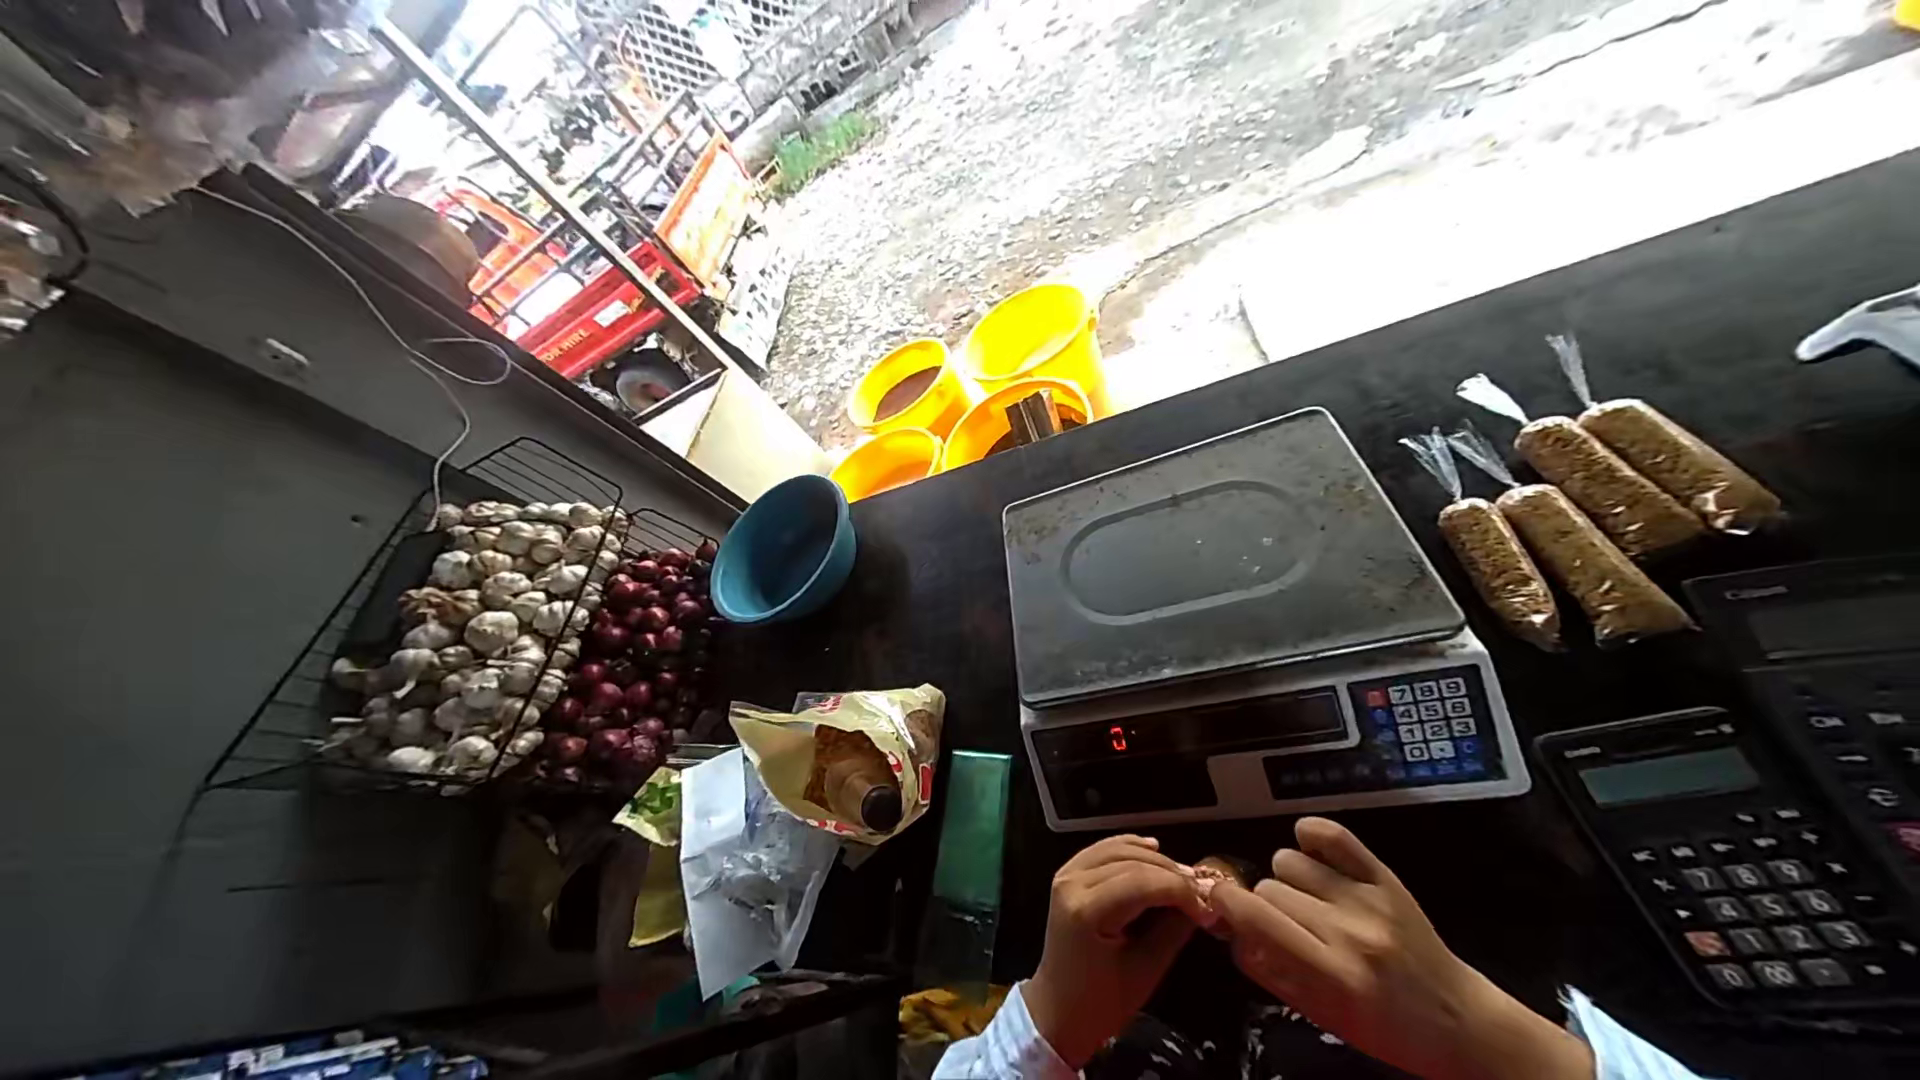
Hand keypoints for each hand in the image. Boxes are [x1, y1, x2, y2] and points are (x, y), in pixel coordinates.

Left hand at [1024, 834, 1216, 1066]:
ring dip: (1153, 858)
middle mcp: (1072, 882)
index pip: (1141, 882)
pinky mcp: (1068, 873)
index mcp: (1086, 911)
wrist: (1059, 1008)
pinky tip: (1153, 848)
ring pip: (1117, 849)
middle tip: (1202, 891)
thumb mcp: (1145, 972)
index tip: (1207, 907)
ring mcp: (1066, 874)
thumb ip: (1172, 931)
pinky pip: (1102, 849)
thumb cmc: (1101, 1001)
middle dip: (1171, 873)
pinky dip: (1129, 846)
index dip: (1179, 890)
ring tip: (1184, 876)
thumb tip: (1201, 903)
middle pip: (1130, 862)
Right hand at [1208, 818, 1593, 1079]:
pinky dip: (1311, 836)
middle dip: (1266, 905)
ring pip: (1287, 860)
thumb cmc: (1384, 1028)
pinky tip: (1314, 854)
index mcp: (1330, 975)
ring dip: (1289, 880)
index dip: (1223, 902)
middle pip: (1267, 887)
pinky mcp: (1384, 876)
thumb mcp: (1320, 1016)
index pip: (1253, 916)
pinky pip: (1328, 833)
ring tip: (1312, 903)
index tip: (1220, 904)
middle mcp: (1347, 932)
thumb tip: (1228, 926)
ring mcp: (1368, 899)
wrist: (1461, 1023)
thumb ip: (1266, 969)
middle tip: (1288, 927)